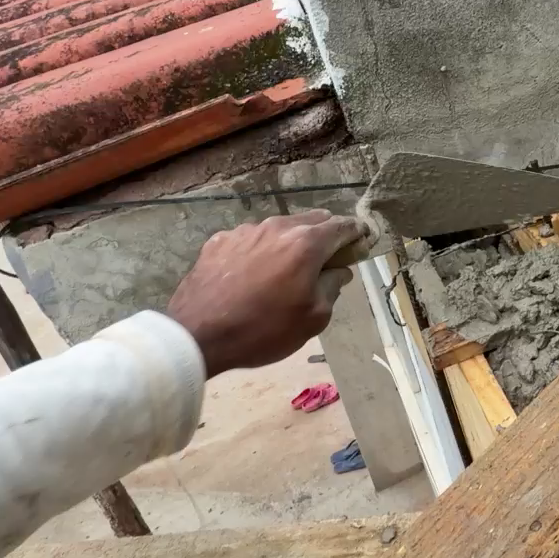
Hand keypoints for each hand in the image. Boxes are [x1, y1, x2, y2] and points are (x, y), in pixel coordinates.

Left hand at [166, 209, 369, 375]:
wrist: (195, 337)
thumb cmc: (263, 329)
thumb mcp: (315, 317)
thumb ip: (333, 285)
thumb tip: (339, 270)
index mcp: (307, 243)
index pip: (345, 226)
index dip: (359, 234)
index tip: (363, 244)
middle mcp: (278, 227)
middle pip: (314, 220)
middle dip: (326, 236)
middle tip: (327, 260)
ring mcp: (245, 232)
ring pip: (281, 228)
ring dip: (292, 242)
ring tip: (286, 268)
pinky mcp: (218, 242)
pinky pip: (251, 239)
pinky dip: (261, 250)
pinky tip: (254, 273)